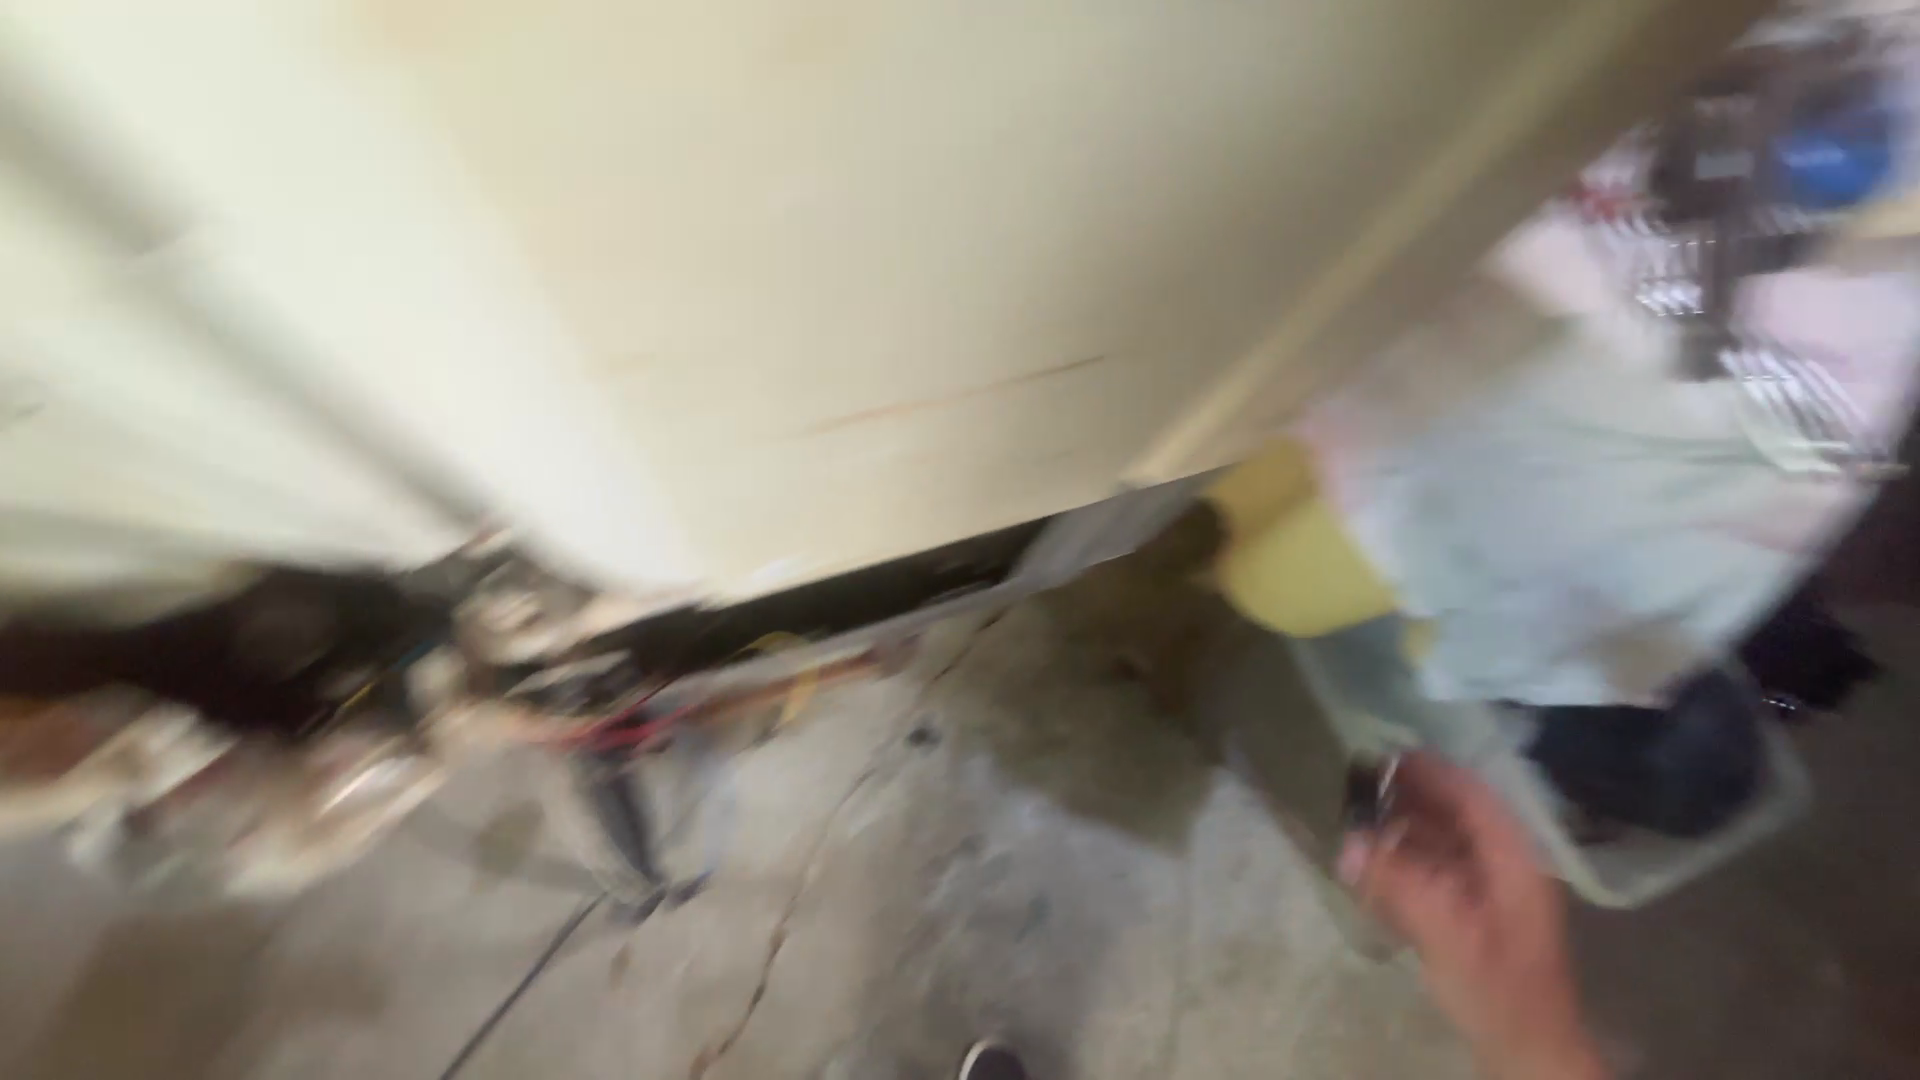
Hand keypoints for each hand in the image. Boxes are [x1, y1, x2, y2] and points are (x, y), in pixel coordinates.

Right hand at [1338, 753, 1606, 1079]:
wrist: (1527, 1051)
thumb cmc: (1498, 988)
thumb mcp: (1447, 933)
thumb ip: (1397, 883)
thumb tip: (1347, 842)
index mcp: (1513, 860)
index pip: (1472, 796)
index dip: (1432, 771)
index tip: (1385, 752)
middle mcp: (1502, 865)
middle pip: (1453, 812)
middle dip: (1408, 794)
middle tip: (1357, 778)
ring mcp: (1486, 890)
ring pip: (1440, 838)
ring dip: (1400, 824)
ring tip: (1355, 811)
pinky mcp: (1468, 912)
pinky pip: (1431, 867)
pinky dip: (1400, 855)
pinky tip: (1369, 857)